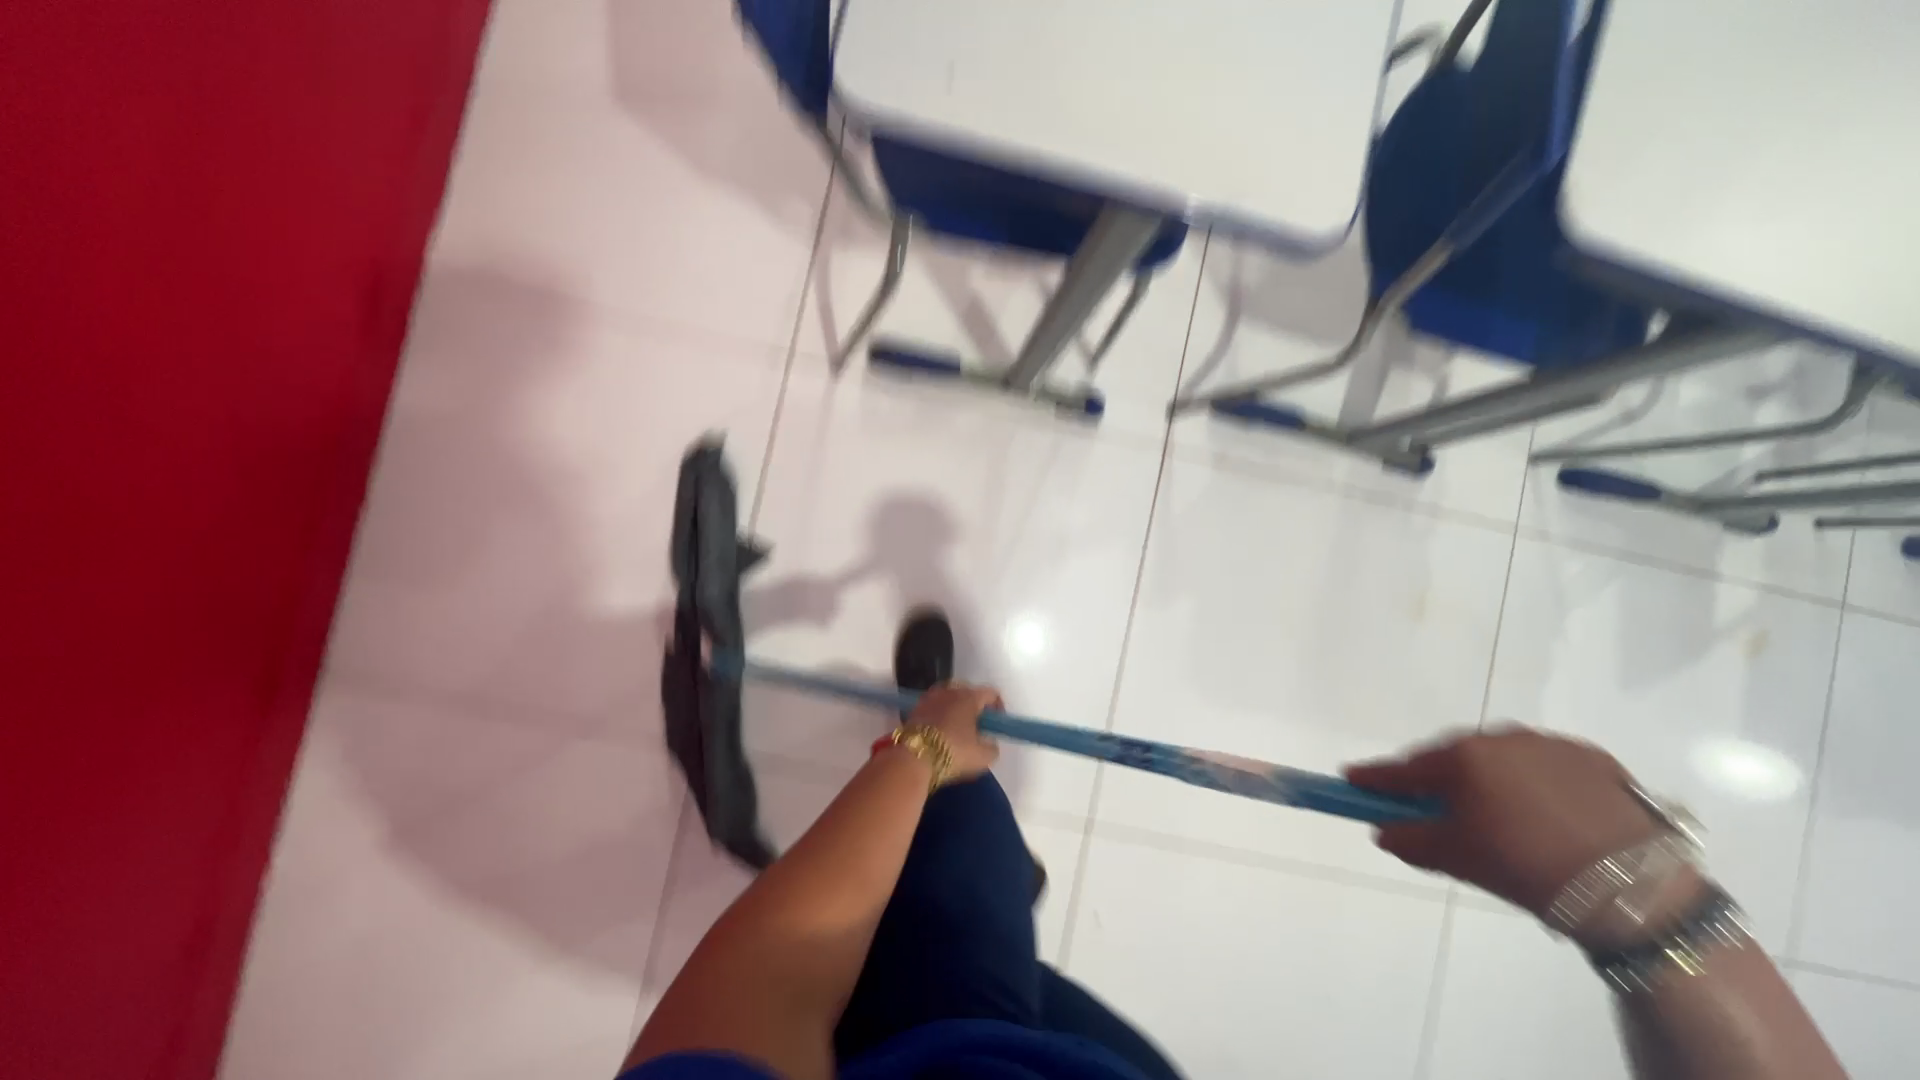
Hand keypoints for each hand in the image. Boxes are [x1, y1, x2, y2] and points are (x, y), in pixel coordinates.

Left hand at [907, 683, 1000, 781]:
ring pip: (949, 698)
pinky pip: (934, 707)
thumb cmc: (953, 752)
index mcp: (969, 697)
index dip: (998, 707)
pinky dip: (940, 715)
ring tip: (957, 730)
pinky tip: (940, 733)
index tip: (996, 724)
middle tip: (977, 727)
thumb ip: (992, 747)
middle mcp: (949, 690)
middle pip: (968, 692)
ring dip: (955, 710)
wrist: (912, 758)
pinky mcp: (914, 708)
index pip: (991, 693)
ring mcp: (929, 697)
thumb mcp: (983, 757)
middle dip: (975, 707)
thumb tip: (989, 743)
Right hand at [1345, 727, 1661, 918]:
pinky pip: (1547, 769)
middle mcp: (1503, 738)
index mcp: (1464, 757)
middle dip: (1441, 783)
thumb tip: (1386, 827)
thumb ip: (1409, 838)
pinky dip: (1535, 787)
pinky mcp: (1596, 760)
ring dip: (1491, 783)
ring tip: (1500, 822)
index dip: (1375, 778)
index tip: (1351, 780)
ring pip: (1502, 761)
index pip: (1405, 768)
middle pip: (1455, 759)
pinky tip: (1546, 819)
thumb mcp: (1455, 859)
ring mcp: (1552, 745)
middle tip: (1438, 814)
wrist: (1636, 887)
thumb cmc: (1526, 867)